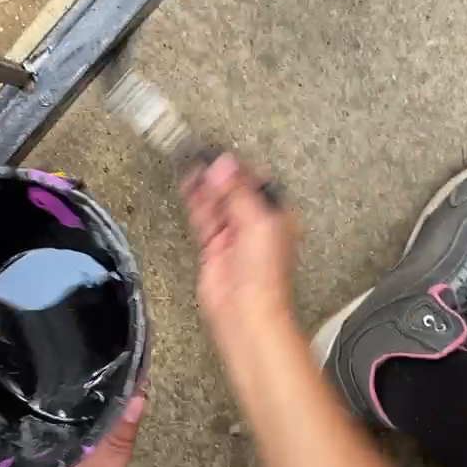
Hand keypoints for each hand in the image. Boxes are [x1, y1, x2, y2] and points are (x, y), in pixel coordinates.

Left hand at [0, 391, 147, 466]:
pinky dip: (57, 434)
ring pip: (27, 439)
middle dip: (33, 407)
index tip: (34, 381)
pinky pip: (41, 448)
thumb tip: (133, 391)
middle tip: (54, 377)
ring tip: (60, 386)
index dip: (15, 409)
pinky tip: (68, 411)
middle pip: (10, 434)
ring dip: (47, 419)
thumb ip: (116, 438)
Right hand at [182, 153, 300, 341]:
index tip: (221, 155)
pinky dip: (196, 201)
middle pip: (234, 190)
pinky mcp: (214, 246)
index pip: (257, 182)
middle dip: (219, 174)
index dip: (239, 167)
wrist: (245, 311)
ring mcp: (234, 236)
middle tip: (202, 157)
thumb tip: (224, 165)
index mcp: (276, 216)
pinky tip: (190, 187)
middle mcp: (256, 224)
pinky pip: (204, 217)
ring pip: (217, 202)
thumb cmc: (264, 278)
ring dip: (205, 185)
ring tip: (192, 166)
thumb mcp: (257, 223)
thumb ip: (238, 192)